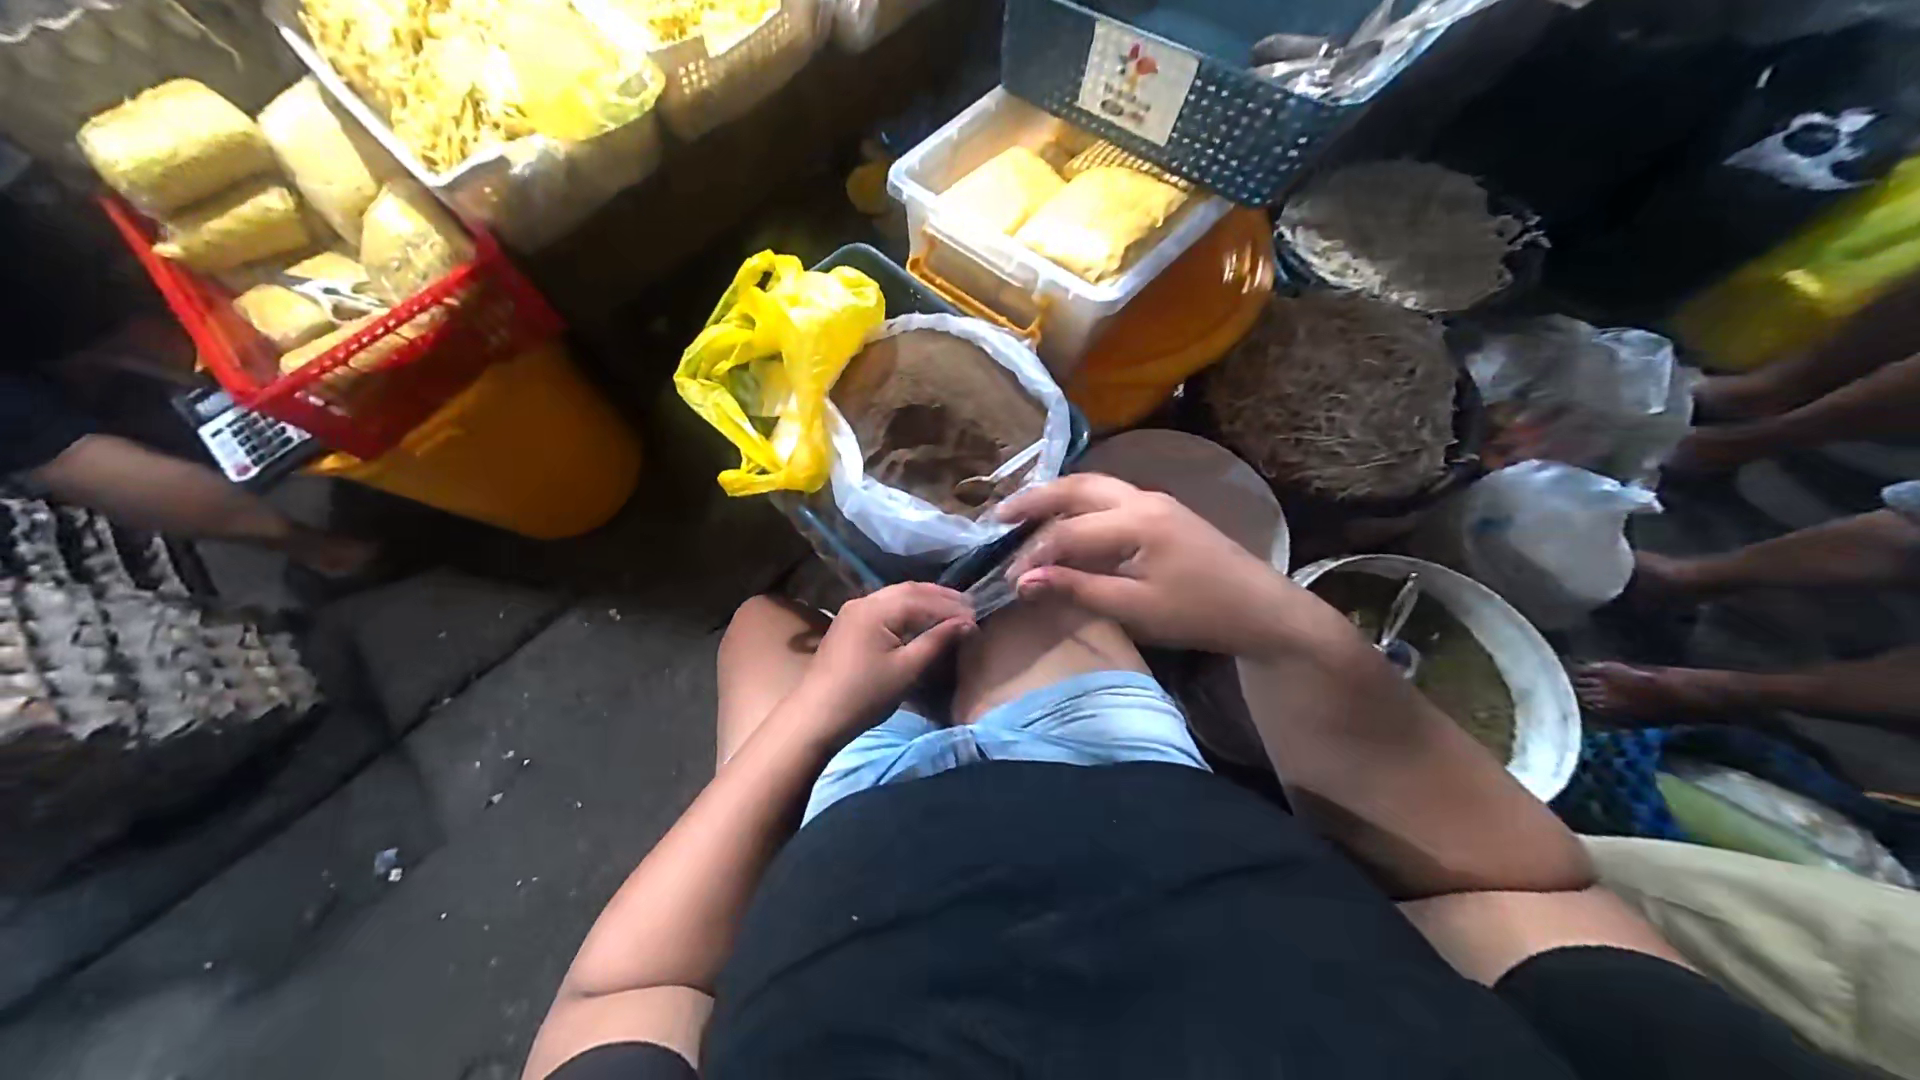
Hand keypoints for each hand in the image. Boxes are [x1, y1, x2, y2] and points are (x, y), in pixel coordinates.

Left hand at [791, 582, 974, 731]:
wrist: (816, 717)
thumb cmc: (865, 695)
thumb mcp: (907, 670)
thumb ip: (937, 641)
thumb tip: (967, 623)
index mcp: (876, 609)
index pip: (923, 600)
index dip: (952, 608)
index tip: (977, 619)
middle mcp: (864, 601)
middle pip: (909, 591)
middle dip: (940, 598)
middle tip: (969, 608)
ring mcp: (853, 612)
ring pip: (896, 597)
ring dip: (924, 602)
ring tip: (950, 611)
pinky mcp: (849, 625)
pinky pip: (885, 607)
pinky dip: (907, 610)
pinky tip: (920, 620)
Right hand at [998, 474, 1337, 656]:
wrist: (1261, 609)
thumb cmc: (1198, 612)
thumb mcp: (1134, 609)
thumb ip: (1077, 589)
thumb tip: (1023, 582)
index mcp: (1136, 522)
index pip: (1068, 532)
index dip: (1034, 555)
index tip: (1009, 580)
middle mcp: (1141, 499)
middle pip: (1077, 487)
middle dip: (1035, 500)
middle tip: (999, 516)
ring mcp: (1154, 501)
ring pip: (1093, 486)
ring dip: (1056, 496)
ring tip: (1024, 513)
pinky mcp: (1162, 511)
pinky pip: (1109, 497)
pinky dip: (1078, 503)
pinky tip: (1066, 519)